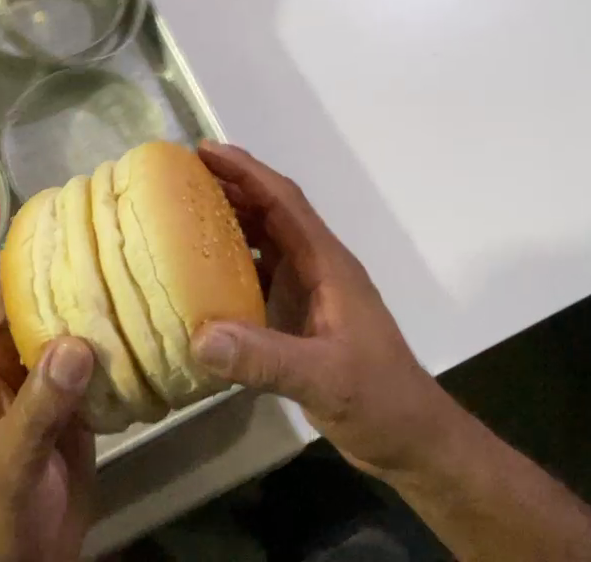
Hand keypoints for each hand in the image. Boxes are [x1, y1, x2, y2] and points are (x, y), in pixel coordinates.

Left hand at [0, 196, 97, 561]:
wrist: (27, 561)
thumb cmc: (1, 510)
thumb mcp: (14, 457)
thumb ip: (40, 404)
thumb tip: (74, 341)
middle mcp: (13, 365)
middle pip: (19, 296)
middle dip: (35, 253)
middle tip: (69, 213)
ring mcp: (47, 385)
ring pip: (60, 322)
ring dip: (79, 288)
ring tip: (110, 249)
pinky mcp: (79, 406)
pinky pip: (94, 358)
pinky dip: (112, 333)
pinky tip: (140, 311)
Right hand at [192, 142, 456, 480]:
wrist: (411, 439)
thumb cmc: (378, 398)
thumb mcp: (322, 377)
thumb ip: (265, 358)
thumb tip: (199, 335)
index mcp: (327, 263)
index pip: (284, 201)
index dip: (246, 171)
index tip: (205, 151)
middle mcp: (316, 267)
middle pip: (271, 212)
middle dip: (231, 187)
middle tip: (179, 177)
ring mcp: (309, 292)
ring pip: (265, 241)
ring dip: (229, 223)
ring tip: (182, 215)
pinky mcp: (300, 317)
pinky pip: (260, 276)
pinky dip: (231, 266)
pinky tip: (201, 278)